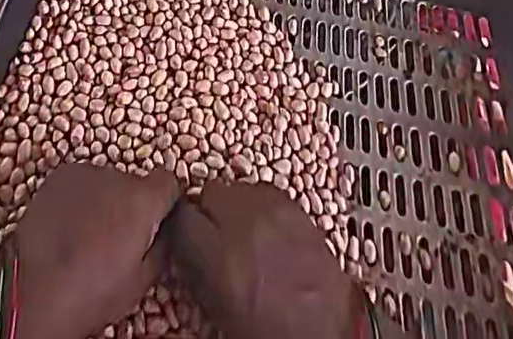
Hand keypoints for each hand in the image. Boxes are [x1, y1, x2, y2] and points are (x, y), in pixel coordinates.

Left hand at [10, 164, 180, 338]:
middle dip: (129, 205)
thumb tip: (164, 231)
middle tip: (116, 239)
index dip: (164, 202)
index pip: (168, 182)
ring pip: (105, 182)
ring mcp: (85, 171)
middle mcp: (117, 175)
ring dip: (103, 200)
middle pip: (134, 184)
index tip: (157, 221)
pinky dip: (79, 197)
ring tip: (87, 235)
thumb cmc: (94, 291)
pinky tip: (68, 225)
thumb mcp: (141, 281)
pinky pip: (80, 182)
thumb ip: (161, 246)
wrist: (37, 287)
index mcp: (143, 200)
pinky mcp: (59, 175)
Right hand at [170, 181, 360, 338]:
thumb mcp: (220, 310)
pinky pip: (261, 190)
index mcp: (221, 261)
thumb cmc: (272, 331)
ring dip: (234, 206)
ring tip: (243, 232)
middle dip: (208, 212)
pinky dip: (258, 204)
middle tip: (216, 236)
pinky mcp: (292, 204)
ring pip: (235, 187)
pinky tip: (265, 228)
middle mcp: (244, 226)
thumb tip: (182, 241)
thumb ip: (196, 268)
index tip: (186, 234)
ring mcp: (271, 211)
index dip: (181, 226)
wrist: (331, 332)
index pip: (181, 217)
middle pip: (207, 192)